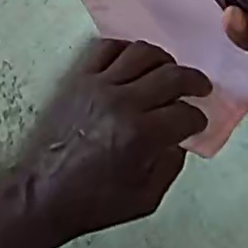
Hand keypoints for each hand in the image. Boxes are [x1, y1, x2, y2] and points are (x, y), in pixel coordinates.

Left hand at [7, 39, 210, 247]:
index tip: (198, 120)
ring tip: (170, 68)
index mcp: (141, 135)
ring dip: (163, 58)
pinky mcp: (79, 75)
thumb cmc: (95, 200)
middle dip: (193, 80)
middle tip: (200, 86)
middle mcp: (122, 102)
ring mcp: (99, 83)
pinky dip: (125, 48)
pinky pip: (106, 47)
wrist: (47, 188)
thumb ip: (170, 165)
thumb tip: (180, 138)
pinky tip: (134, 59)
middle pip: (169, 75)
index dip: (197, 118)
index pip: (183, 114)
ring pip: (140, 52)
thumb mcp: (145, 198)